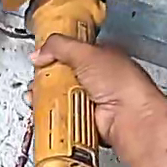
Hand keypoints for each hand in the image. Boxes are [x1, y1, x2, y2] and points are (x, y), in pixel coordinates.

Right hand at [32, 36, 166, 155]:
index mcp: (100, 57)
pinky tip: (47, 111)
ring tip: (36, 98)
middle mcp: (97, 78)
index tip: (38, 59)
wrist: (129, 117)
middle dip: (45, 80)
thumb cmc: (122, 83)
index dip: (54, 55)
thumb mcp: (85, 53)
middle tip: (36, 82)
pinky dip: (54, 114)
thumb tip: (39, 52)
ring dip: (46, 98)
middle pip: (62, 76)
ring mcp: (91, 100)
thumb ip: (59, 47)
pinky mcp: (86, 119)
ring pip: (60, 97)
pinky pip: (63, 115)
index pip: (71, 52)